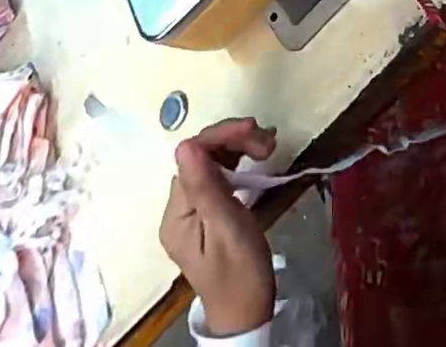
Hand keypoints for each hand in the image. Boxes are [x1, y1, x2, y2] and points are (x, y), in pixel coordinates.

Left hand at [157, 118, 277, 335]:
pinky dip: (240, 158)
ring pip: (212, 159)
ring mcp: (193, 207)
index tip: (255, 130)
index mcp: (177, 214)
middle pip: (202, 155)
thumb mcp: (227, 229)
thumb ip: (206, 186)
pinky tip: (260, 153)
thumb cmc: (240, 274)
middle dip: (235, 139)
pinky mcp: (209, 208)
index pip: (193, 157)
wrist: (247, 315)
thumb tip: (185, 144)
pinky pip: (220, 172)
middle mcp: (179, 207)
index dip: (222, 136)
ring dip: (240, 145)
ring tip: (268, 147)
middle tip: (268, 143)